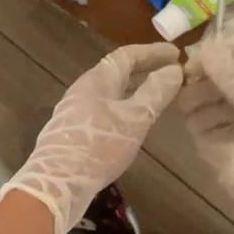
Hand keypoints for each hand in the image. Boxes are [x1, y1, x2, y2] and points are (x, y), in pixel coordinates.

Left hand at [0, 43, 183, 233]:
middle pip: (117, 71)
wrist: (57, 181)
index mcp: (96, 80)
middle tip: (172, 71)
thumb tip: (174, 70)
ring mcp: (76, 109)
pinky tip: (134, 120)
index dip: (152, 52)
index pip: (126, 55)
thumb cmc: (98, 146)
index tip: (176, 53)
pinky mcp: (74, 129)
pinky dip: (124, 105)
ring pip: (111, 91)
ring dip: (135, 88)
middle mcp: (84, 89)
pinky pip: (105, 107)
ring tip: (158, 93)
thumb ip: (155, 93)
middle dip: (145, 69)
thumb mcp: (134, 119)